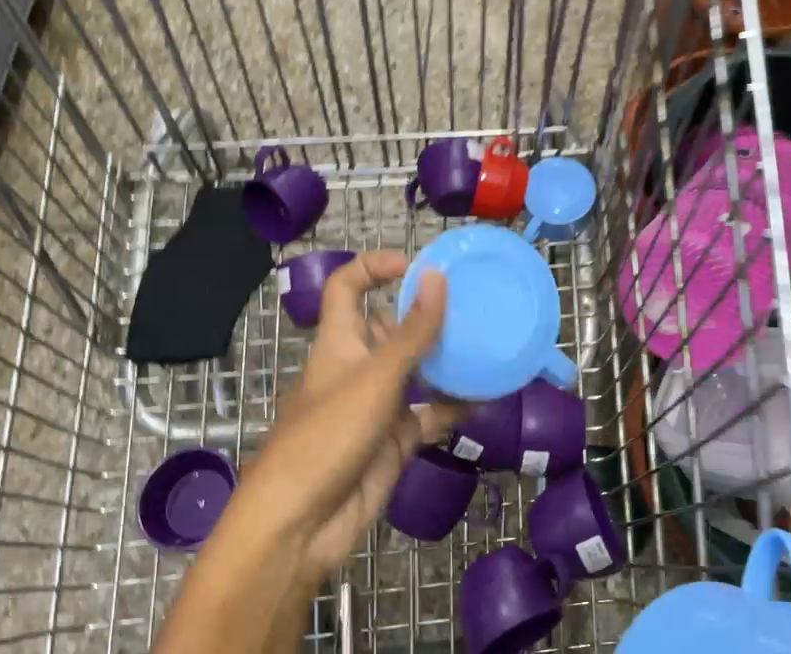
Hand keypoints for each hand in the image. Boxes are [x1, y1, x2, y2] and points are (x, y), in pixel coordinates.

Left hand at [227, 250, 467, 583]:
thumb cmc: (328, 436)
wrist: (301, 525)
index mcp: (339, 342)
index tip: (415, 266)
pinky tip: (488, 396)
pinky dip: (455, 405)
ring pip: (416, 371)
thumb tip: (437, 277)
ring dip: (447, 359)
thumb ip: (412, 331)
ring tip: (489, 343)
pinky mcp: (393, 441)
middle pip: (390, 327)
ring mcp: (376, 406)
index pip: (347, 287)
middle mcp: (358, 367)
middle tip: (473, 306)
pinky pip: (430, 414)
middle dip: (427, 316)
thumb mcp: (376, 377)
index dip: (374, 267)